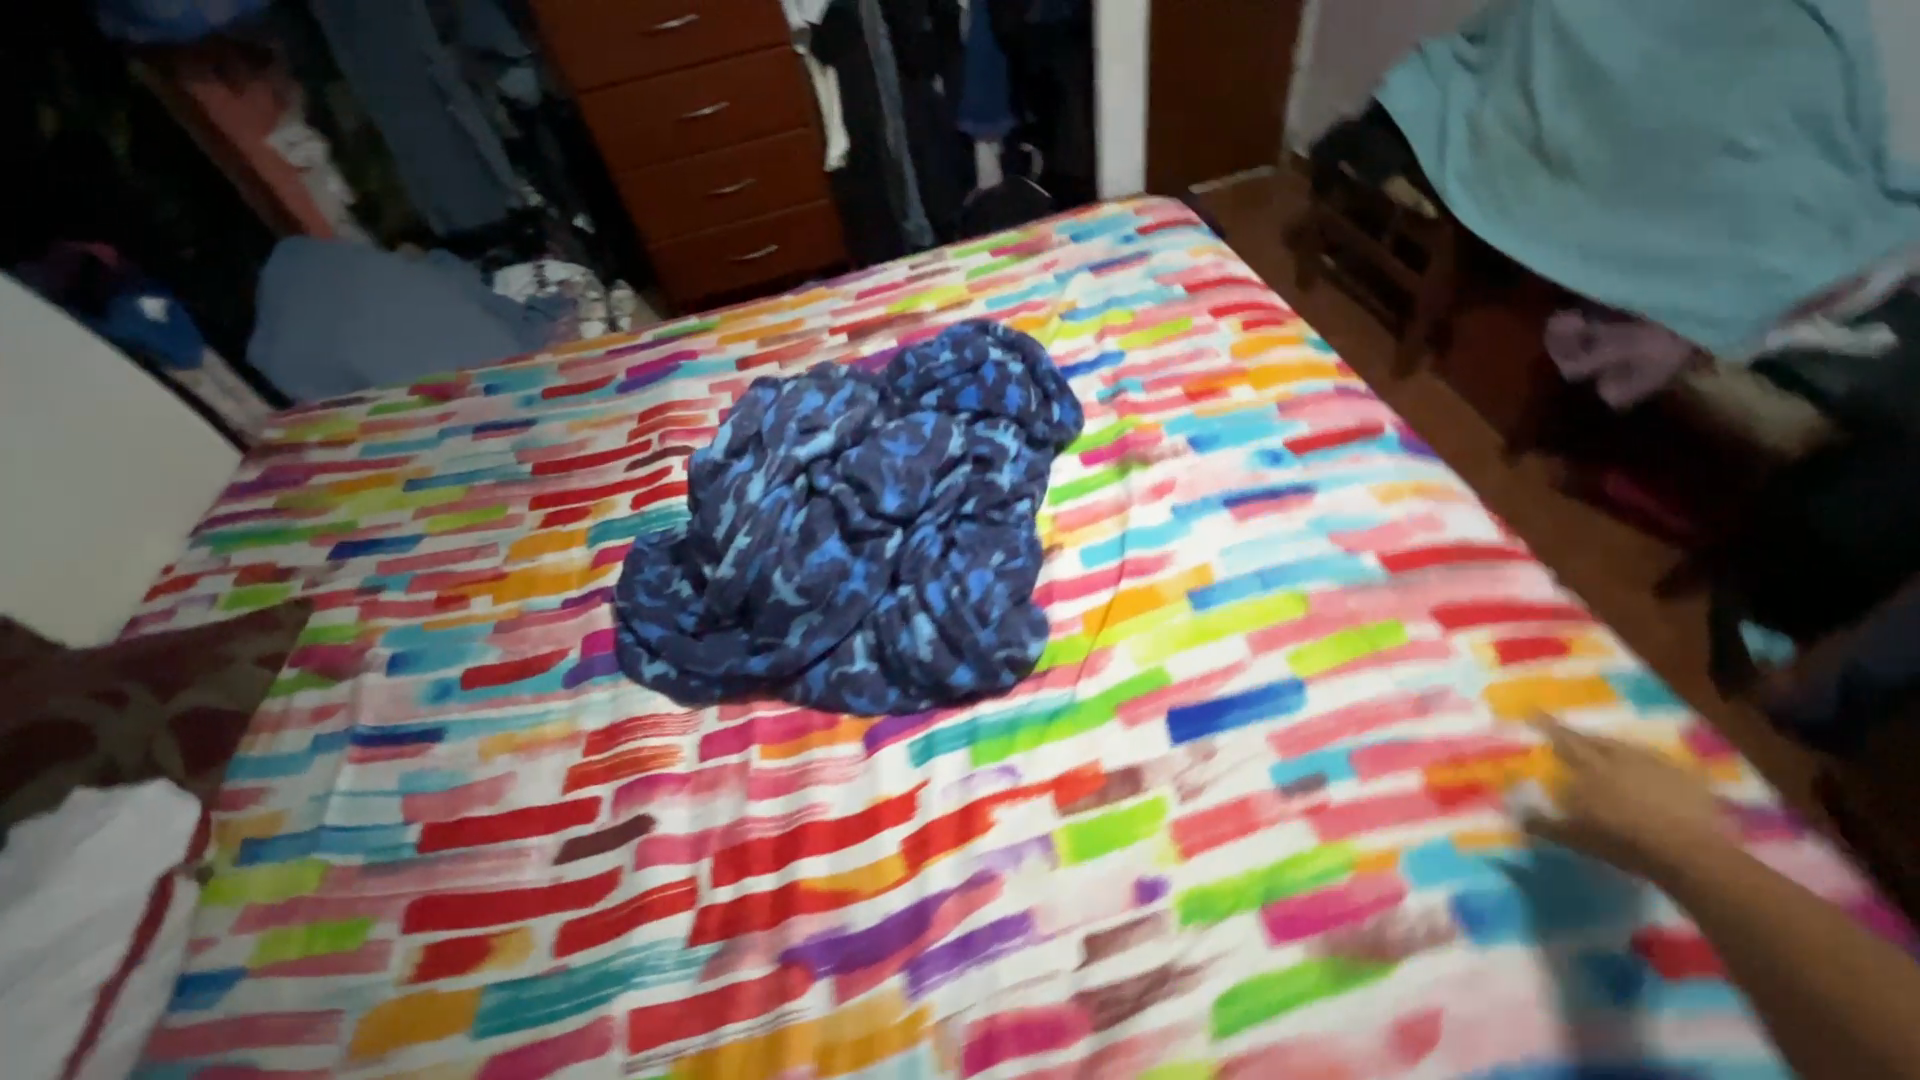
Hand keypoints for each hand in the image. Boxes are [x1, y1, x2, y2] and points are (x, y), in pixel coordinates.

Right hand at [1520, 712, 1733, 880]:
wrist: (1691, 853)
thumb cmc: (1625, 842)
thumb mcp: (1577, 838)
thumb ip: (1546, 825)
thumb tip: (1519, 816)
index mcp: (1591, 769)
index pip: (1563, 740)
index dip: (1548, 725)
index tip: (1533, 711)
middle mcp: (1621, 758)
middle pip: (1595, 740)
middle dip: (1579, 736)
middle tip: (1570, 737)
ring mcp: (1656, 765)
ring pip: (1627, 748)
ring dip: (1612, 747)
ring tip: (1606, 753)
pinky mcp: (1686, 777)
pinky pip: (1659, 762)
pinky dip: (1646, 763)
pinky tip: (1647, 773)